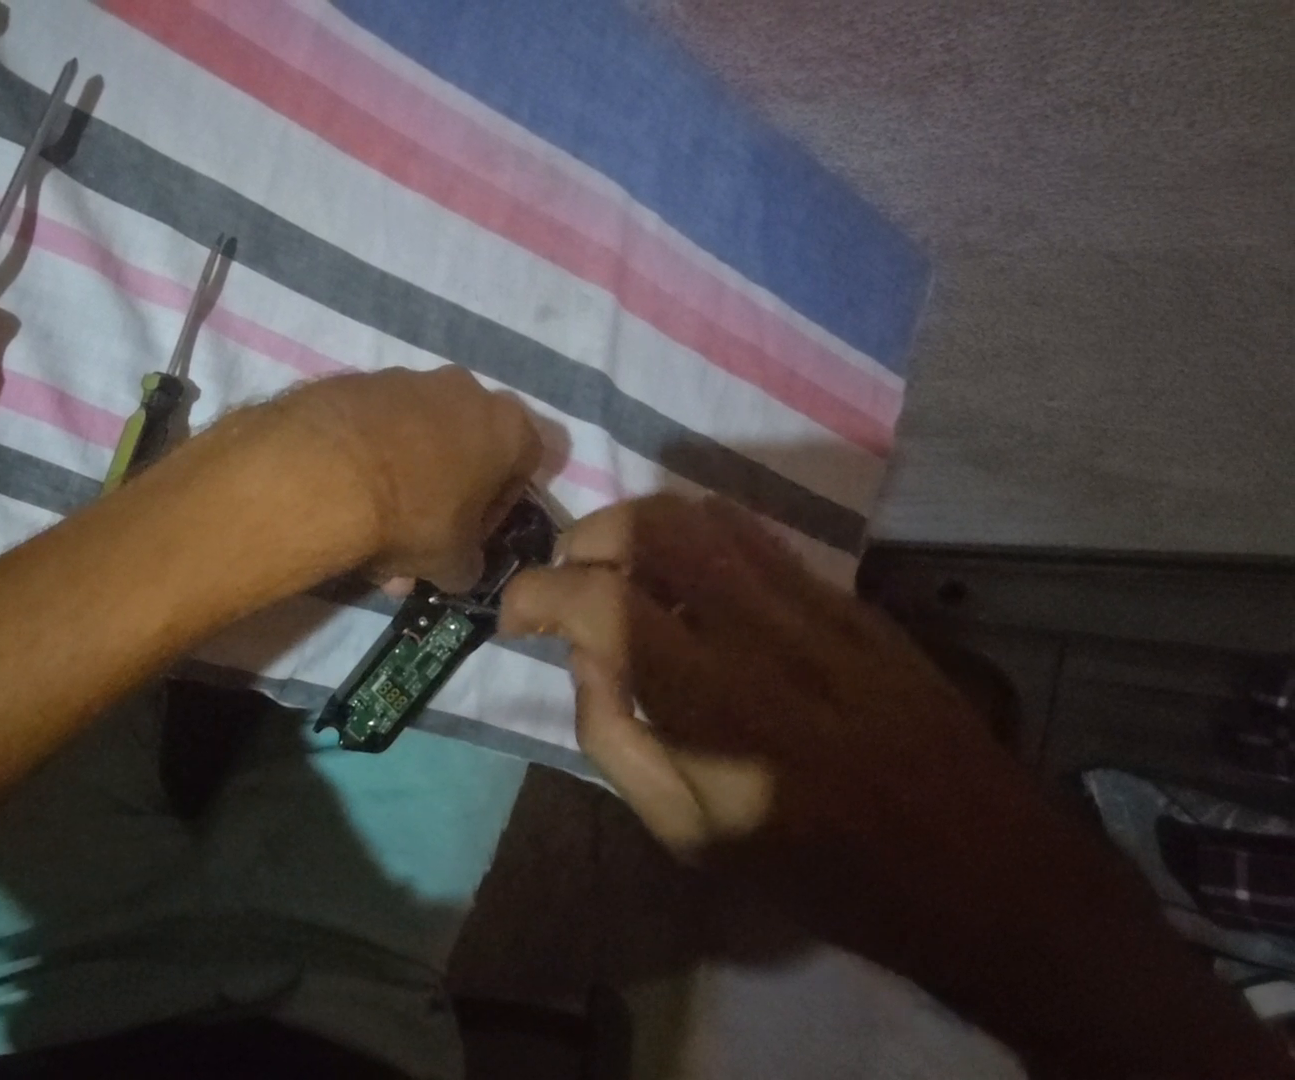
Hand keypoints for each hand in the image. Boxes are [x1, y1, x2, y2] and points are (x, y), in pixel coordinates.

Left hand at [255, 366, 543, 591]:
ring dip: (402, 481)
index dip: (496, 510)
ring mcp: (405, 378)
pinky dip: (365, 458)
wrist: (325, 473)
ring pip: (414, 439)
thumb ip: (468, 565)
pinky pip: (372, 427)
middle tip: (415, 542)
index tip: (468, 538)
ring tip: (369, 532)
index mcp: (507, 425)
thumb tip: (460, 570)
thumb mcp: (452, 563)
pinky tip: (343, 498)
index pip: (523, 466)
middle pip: (462, 450)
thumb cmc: (413, 517)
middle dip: (442, 498)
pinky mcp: (355, 381)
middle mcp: (463, 389)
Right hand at [498, 494, 1028, 911]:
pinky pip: (757, 538)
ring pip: (705, 514)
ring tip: (623, 574)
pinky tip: (692, 584)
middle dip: (585, 539)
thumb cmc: (814, 867)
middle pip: (652, 524)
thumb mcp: (686, 830)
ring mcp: (814, 603)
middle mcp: (759, 627)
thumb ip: (613, 735)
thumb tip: (584, 654)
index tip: (514, 617)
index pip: (597, 599)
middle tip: (568, 582)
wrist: (982, 874)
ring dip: (640, 530)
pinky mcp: (850, 601)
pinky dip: (699, 541)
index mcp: (710, 696)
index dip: (534, 593)